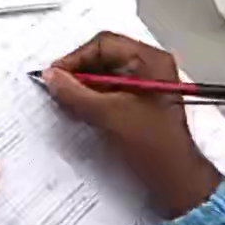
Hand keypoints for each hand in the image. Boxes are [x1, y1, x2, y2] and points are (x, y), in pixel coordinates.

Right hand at [42, 31, 223, 218]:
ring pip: (102, 75)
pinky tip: (79, 111)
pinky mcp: (137, 103)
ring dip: (81, 87)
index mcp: (150, 61)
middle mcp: (148, 67)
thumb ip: (75, 93)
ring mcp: (143, 85)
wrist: (175, 179)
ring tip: (66, 102)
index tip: (55, 76)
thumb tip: (50, 76)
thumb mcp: (108, 115)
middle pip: (103, 57)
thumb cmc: (152, 145)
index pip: (104, 44)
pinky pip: (107, 91)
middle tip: (58, 88)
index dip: (75, 58)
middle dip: (77, 72)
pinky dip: (90, 98)